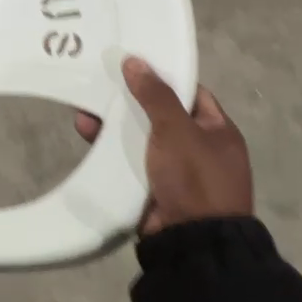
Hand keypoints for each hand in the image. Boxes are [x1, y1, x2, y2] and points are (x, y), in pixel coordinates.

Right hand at [74, 57, 253, 235]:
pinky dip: (108, 146)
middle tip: (98, 83)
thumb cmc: (195, 179)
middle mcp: (198, 147)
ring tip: (83, 109)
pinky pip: (128, 158)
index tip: (131, 64)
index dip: (162, 77)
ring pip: (139, 135)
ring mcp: (174, 168)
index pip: (190, 92)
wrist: (192, 241)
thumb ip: (156, 96)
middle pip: (159, 113)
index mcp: (218, 131)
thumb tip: (135, 61)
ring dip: (112, 123)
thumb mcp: (177, 131)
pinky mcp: (151, 184)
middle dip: (127, 100)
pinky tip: (86, 133)